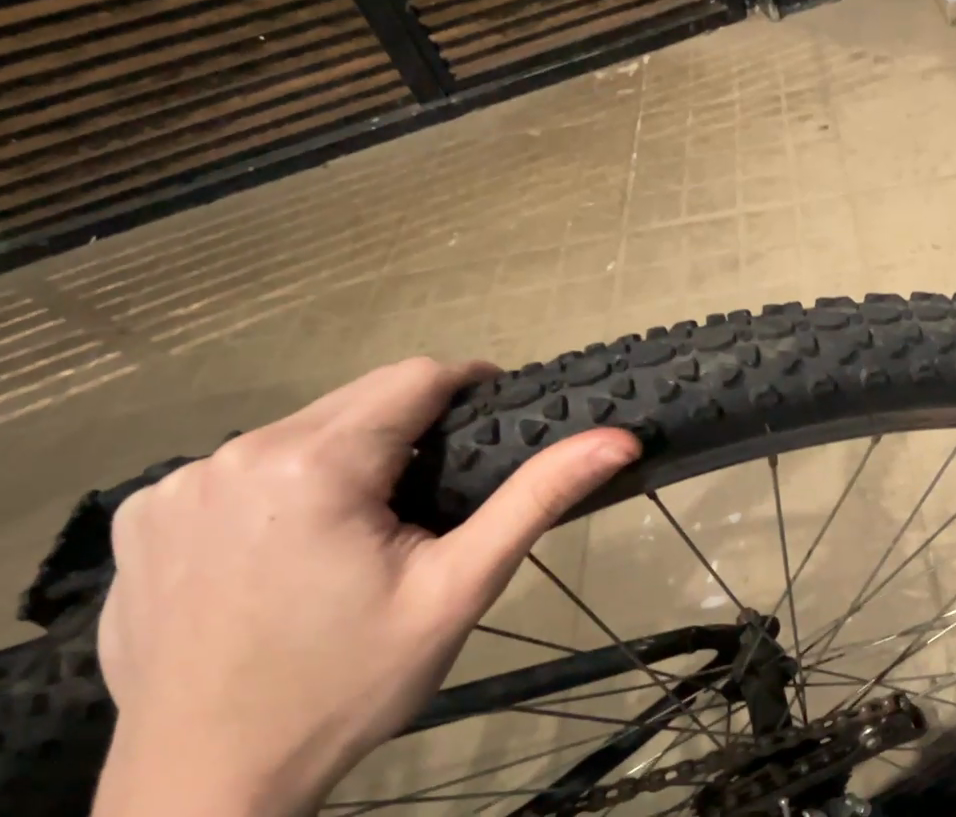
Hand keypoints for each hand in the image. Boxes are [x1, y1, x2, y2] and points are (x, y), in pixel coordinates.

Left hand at [93, 357, 640, 816]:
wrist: (206, 789)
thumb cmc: (349, 685)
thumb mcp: (460, 590)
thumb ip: (538, 498)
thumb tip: (619, 438)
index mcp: (312, 463)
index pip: (414, 377)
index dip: (469, 385)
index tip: (499, 418)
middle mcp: (230, 457)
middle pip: (355, 401)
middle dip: (410, 426)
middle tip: (444, 491)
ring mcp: (172, 489)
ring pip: (299, 432)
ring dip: (350, 453)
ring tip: (375, 522)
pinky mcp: (138, 522)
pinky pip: (238, 470)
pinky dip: (284, 485)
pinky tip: (293, 545)